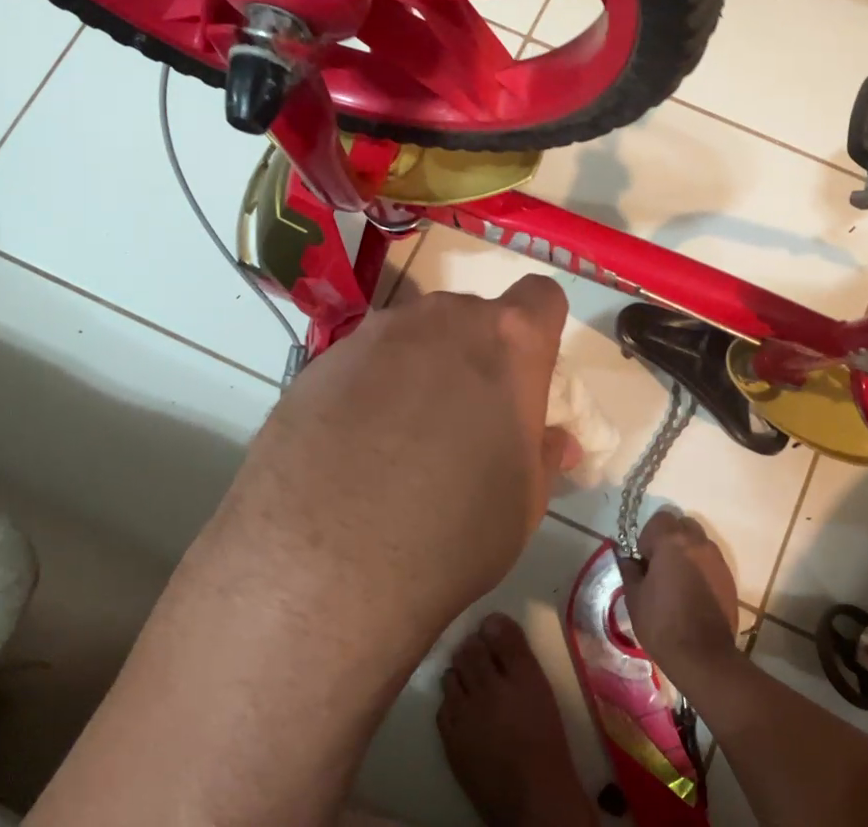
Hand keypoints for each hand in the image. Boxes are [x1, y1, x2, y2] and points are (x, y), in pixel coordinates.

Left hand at [202, 276, 576, 634]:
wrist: (324, 569)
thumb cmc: (454, 534)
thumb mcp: (523, 503)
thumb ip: (540, 454)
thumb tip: (551, 440)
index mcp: (507, 343)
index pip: (541, 297)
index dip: (539, 334)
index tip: (527, 380)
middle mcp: (440, 321)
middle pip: (471, 319)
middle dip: (476, 358)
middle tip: (466, 422)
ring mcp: (372, 337)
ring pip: (413, 339)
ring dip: (420, 372)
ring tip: (401, 443)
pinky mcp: (316, 365)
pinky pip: (361, 365)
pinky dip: (368, 393)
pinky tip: (352, 453)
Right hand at [621, 510, 740, 676]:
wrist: (702, 655)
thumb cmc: (662, 623)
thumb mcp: (635, 597)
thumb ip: (629, 570)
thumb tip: (627, 558)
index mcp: (673, 542)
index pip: (660, 518)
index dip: (648, 537)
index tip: (644, 561)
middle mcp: (699, 543)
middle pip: (683, 525)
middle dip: (669, 538)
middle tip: (659, 566)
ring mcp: (717, 560)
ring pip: (699, 542)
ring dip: (686, 552)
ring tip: (676, 581)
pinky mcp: (729, 578)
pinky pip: (710, 561)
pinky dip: (700, 568)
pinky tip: (692, 593)